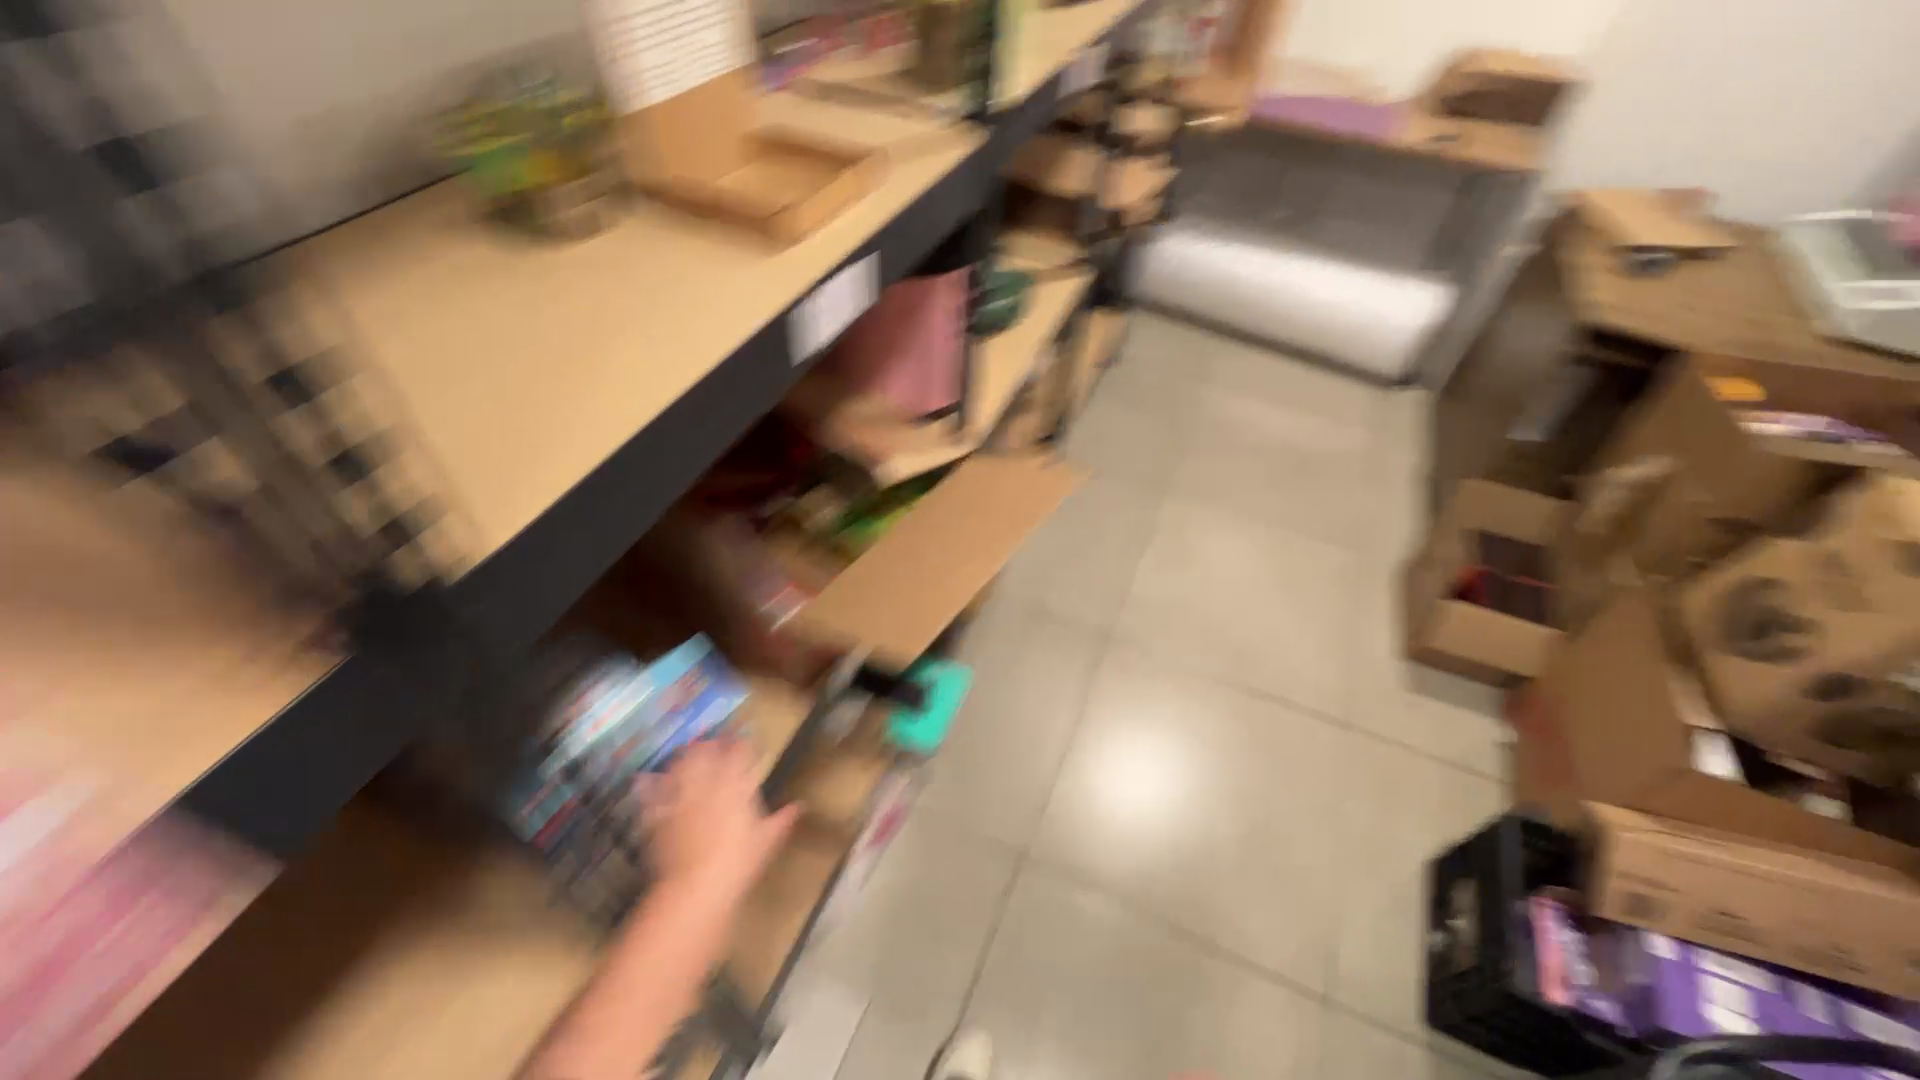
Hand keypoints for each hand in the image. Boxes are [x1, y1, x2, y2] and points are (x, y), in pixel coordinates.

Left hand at [645, 738, 798, 909]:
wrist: (695, 889)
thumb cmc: (738, 864)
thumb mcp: (766, 842)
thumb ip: (780, 820)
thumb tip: (799, 806)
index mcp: (735, 787)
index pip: (739, 754)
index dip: (741, 744)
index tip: (744, 742)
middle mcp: (706, 785)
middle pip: (705, 752)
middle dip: (708, 744)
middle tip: (712, 743)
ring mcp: (679, 798)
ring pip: (678, 766)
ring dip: (681, 757)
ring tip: (684, 754)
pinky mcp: (658, 814)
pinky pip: (651, 793)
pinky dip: (648, 783)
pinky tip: (645, 778)